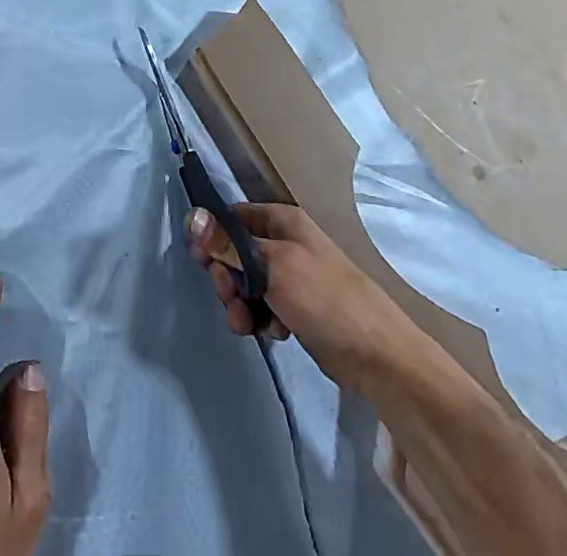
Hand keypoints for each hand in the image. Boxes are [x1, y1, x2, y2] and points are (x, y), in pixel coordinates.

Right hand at [187, 203, 427, 393]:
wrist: (372, 351)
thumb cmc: (323, 297)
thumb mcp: (273, 266)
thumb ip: (230, 245)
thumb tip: (193, 216)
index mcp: (284, 221)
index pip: (234, 217)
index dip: (213, 236)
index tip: (198, 260)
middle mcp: (286, 243)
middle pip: (235, 254)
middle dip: (227, 279)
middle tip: (233, 297)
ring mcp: (291, 277)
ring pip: (246, 285)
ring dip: (241, 306)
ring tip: (252, 324)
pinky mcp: (294, 307)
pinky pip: (262, 308)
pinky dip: (261, 320)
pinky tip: (274, 333)